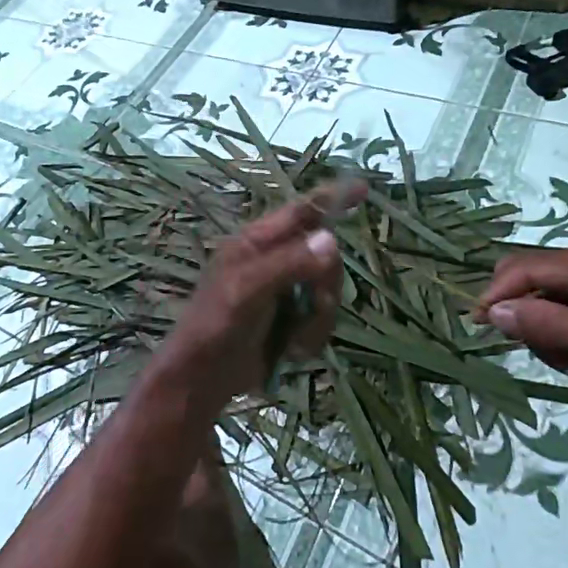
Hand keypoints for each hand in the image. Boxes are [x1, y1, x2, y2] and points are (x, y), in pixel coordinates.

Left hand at [144, 187, 351, 412]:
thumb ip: (289, 264)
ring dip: (317, 319)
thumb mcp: (247, 290)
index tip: (364, 189)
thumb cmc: (216, 325)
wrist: (204, 378)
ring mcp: (285, 291)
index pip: (303, 210)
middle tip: (314, 305)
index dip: (332, 198)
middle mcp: (275, 260)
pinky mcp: (292, 319)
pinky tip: (292, 351)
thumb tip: (331, 239)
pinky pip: (322, 319)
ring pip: (328, 291)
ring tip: (295, 340)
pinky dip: (311, 337)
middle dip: (326, 284)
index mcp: (258, 241)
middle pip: (326, 256)